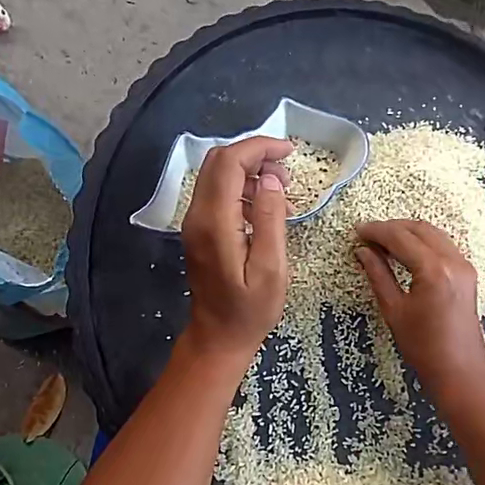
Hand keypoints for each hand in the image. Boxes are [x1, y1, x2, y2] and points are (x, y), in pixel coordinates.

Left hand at [180, 136, 292, 362]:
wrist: (218, 336)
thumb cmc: (250, 309)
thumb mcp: (271, 268)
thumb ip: (271, 219)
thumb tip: (272, 179)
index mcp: (215, 222)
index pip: (230, 163)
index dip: (259, 148)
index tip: (290, 152)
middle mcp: (197, 215)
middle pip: (219, 161)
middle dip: (255, 156)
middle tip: (287, 174)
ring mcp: (194, 222)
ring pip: (217, 174)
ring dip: (250, 172)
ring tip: (282, 193)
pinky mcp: (199, 230)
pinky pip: (218, 193)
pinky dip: (243, 188)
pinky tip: (266, 209)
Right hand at [355, 220, 484, 397]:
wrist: (460, 370)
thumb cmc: (423, 347)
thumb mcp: (394, 310)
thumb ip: (378, 275)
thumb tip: (363, 251)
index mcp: (433, 270)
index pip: (400, 237)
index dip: (376, 231)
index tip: (357, 232)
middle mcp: (453, 260)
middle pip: (418, 229)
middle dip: (391, 228)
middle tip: (367, 236)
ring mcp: (464, 265)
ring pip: (432, 233)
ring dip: (407, 232)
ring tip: (383, 242)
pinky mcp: (467, 272)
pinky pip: (442, 245)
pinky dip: (422, 241)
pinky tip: (405, 251)